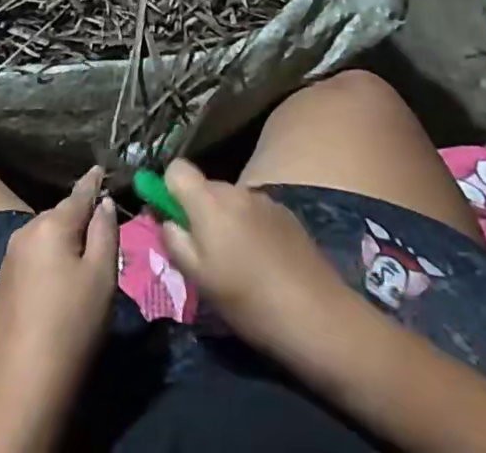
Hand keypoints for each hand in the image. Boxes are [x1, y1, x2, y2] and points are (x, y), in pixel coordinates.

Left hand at [0, 166, 119, 397]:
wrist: (21, 382)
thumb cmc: (72, 324)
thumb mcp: (102, 277)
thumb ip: (105, 233)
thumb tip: (103, 203)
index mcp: (50, 224)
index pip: (78, 194)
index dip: (93, 182)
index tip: (101, 168)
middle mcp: (25, 231)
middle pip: (60, 215)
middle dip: (81, 218)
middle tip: (106, 232)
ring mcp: (10, 257)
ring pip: (46, 236)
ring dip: (65, 241)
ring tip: (87, 261)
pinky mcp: (4, 282)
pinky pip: (34, 256)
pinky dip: (51, 259)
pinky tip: (60, 282)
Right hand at [158, 159, 349, 353]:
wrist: (318, 316)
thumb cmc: (247, 299)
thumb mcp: (197, 276)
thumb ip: (173, 239)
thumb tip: (167, 219)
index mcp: (209, 201)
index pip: (176, 168)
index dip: (169, 188)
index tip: (172, 218)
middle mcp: (236, 191)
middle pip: (204, 185)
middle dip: (198, 209)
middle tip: (203, 249)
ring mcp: (265, 200)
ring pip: (230, 200)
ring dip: (225, 219)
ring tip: (236, 260)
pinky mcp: (288, 214)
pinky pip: (254, 211)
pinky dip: (249, 227)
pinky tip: (262, 261)